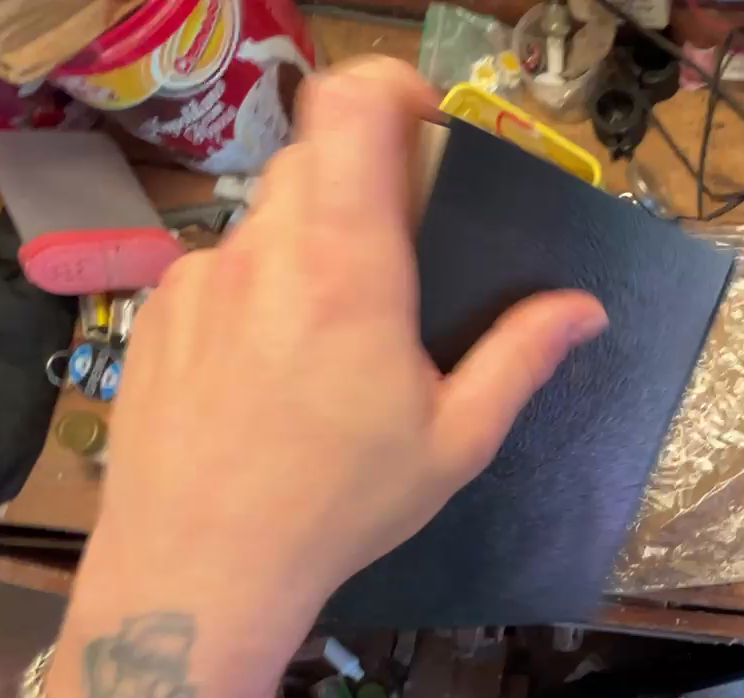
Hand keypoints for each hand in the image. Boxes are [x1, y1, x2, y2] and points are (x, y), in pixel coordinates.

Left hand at [94, 58, 607, 607]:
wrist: (202, 565)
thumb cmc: (346, 504)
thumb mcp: (458, 440)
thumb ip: (522, 358)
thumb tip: (586, 308)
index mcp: (348, 270)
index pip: (353, 110)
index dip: (393, 86)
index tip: (429, 121)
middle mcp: (264, 250)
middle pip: (317, 157)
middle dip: (370, 184)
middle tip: (405, 264)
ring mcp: (198, 276)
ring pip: (272, 218)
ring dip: (318, 246)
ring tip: (338, 340)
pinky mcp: (158, 310)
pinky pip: (227, 268)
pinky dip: (266, 289)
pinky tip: (273, 372)